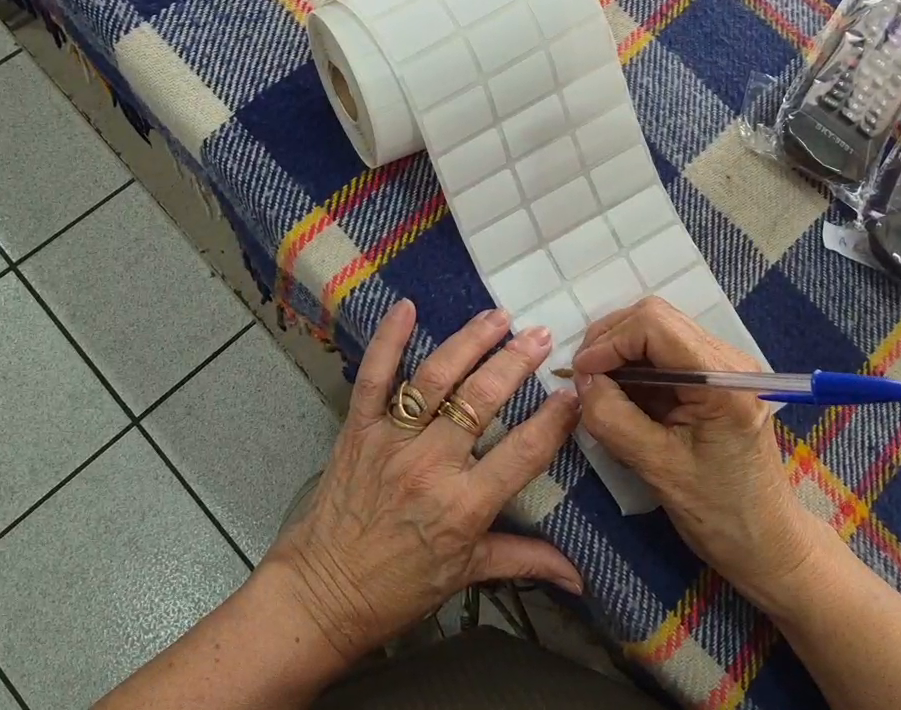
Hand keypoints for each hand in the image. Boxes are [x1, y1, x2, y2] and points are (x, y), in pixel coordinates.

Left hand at [261, 300, 582, 665]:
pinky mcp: (358, 429)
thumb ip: (524, 560)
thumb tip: (580, 577)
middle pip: (480, 401)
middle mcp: (430, 465)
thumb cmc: (397, 588)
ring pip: (434, 380)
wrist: (321, 593)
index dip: (553, 421)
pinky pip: (373, 378)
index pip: (523, 453)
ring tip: (496, 317)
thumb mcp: (466, 576)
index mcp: (464, 506)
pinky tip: (407, 307)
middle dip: (514, 363)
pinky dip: (388, 340)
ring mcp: (390, 441)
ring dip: (468, 343)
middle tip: (539, 336)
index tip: (574, 393)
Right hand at [571, 298, 819, 599]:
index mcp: (723, 380)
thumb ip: (612, 417)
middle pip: (656, 318)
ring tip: (600, 387)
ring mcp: (724, 367)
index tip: (581, 373)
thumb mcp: (656, 467)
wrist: (767, 543)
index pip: (655, 325)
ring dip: (622, 352)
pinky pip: (666, 353)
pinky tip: (622, 394)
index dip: (610, 341)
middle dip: (612, 340)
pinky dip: (636, 365)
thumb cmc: (718, 513)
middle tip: (585, 377)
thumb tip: (581, 380)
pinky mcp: (715, 379)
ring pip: (658, 330)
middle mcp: (729, 360)